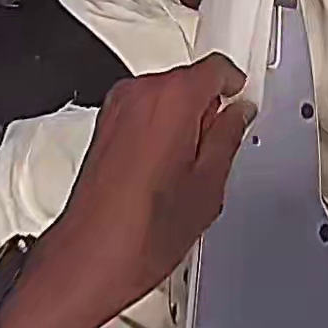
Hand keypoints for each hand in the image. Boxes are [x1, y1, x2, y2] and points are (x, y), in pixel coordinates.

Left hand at [0, 54, 255, 327]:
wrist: (87, 259)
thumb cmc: (139, 233)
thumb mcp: (208, 185)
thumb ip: (229, 136)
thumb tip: (237, 114)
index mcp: (174, 98)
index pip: (217, 67)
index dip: (235, 83)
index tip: (241, 99)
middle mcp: (143, 92)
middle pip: (190, 79)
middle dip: (207, 106)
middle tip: (215, 146)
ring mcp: (119, 105)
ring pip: (166, 93)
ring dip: (180, 115)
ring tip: (183, 166)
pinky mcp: (104, 121)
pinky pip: (144, 107)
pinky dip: (157, 124)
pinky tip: (160, 167)